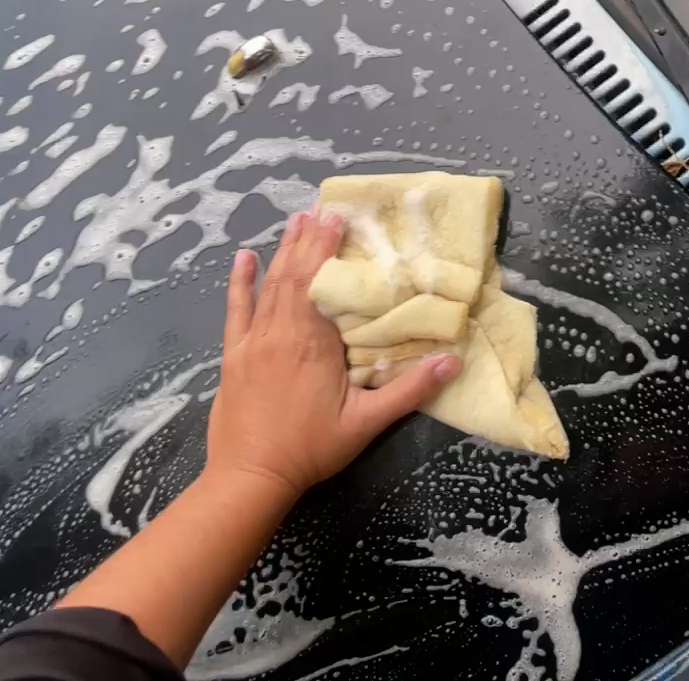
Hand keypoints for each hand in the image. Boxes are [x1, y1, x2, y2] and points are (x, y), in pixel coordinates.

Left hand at [206, 210, 462, 495]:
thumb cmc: (310, 448)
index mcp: (311, 343)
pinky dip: (240, 283)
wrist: (247, 481)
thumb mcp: (366, 423)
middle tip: (326, 208)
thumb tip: (453, 361)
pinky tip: (243, 258)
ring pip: (269, 286)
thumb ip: (409, 391)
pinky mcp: (235, 356)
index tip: (340, 217)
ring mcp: (253, 343)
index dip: (328, 248)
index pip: (319, 284)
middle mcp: (280, 333)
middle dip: (311, 240)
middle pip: (295, 275)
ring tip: (297, 219)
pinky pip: (236, 311)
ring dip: (284, 251)